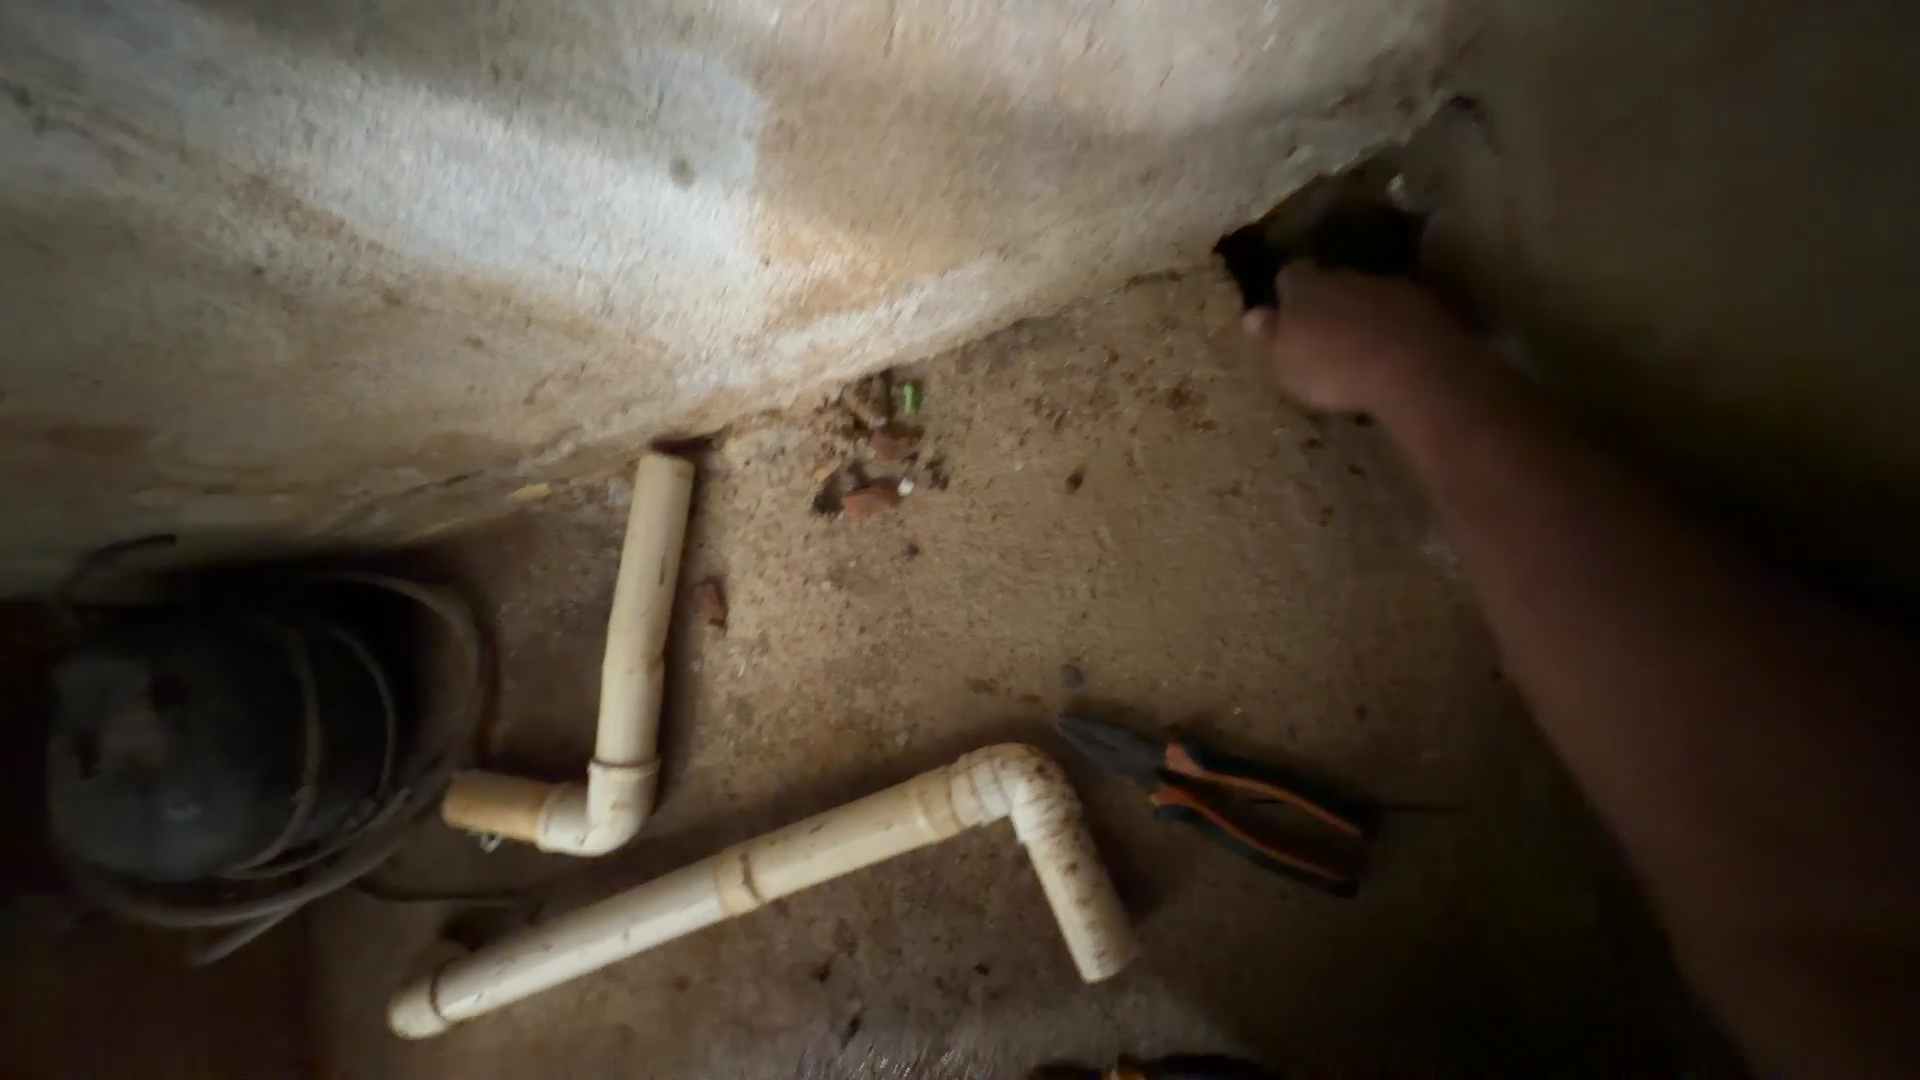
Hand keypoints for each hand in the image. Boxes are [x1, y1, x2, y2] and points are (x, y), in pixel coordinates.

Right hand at [1241, 262, 1479, 414]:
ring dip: (1362, 314)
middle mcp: (1348, 277)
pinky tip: (1389, 353)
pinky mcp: (1430, 305)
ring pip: (1368, 294)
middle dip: (1326, 301)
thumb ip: (1269, 336)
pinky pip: (1401, 312)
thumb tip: (1251, 314)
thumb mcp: (1285, 361)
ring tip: (1356, 346)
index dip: (1286, 290)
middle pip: (1331, 281)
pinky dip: (1393, 327)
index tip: (1284, 308)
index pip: (1290, 274)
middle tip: (1320, 330)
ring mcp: (1392, 287)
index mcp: (1306, 288)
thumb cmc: (1332, 367)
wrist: (1413, 366)